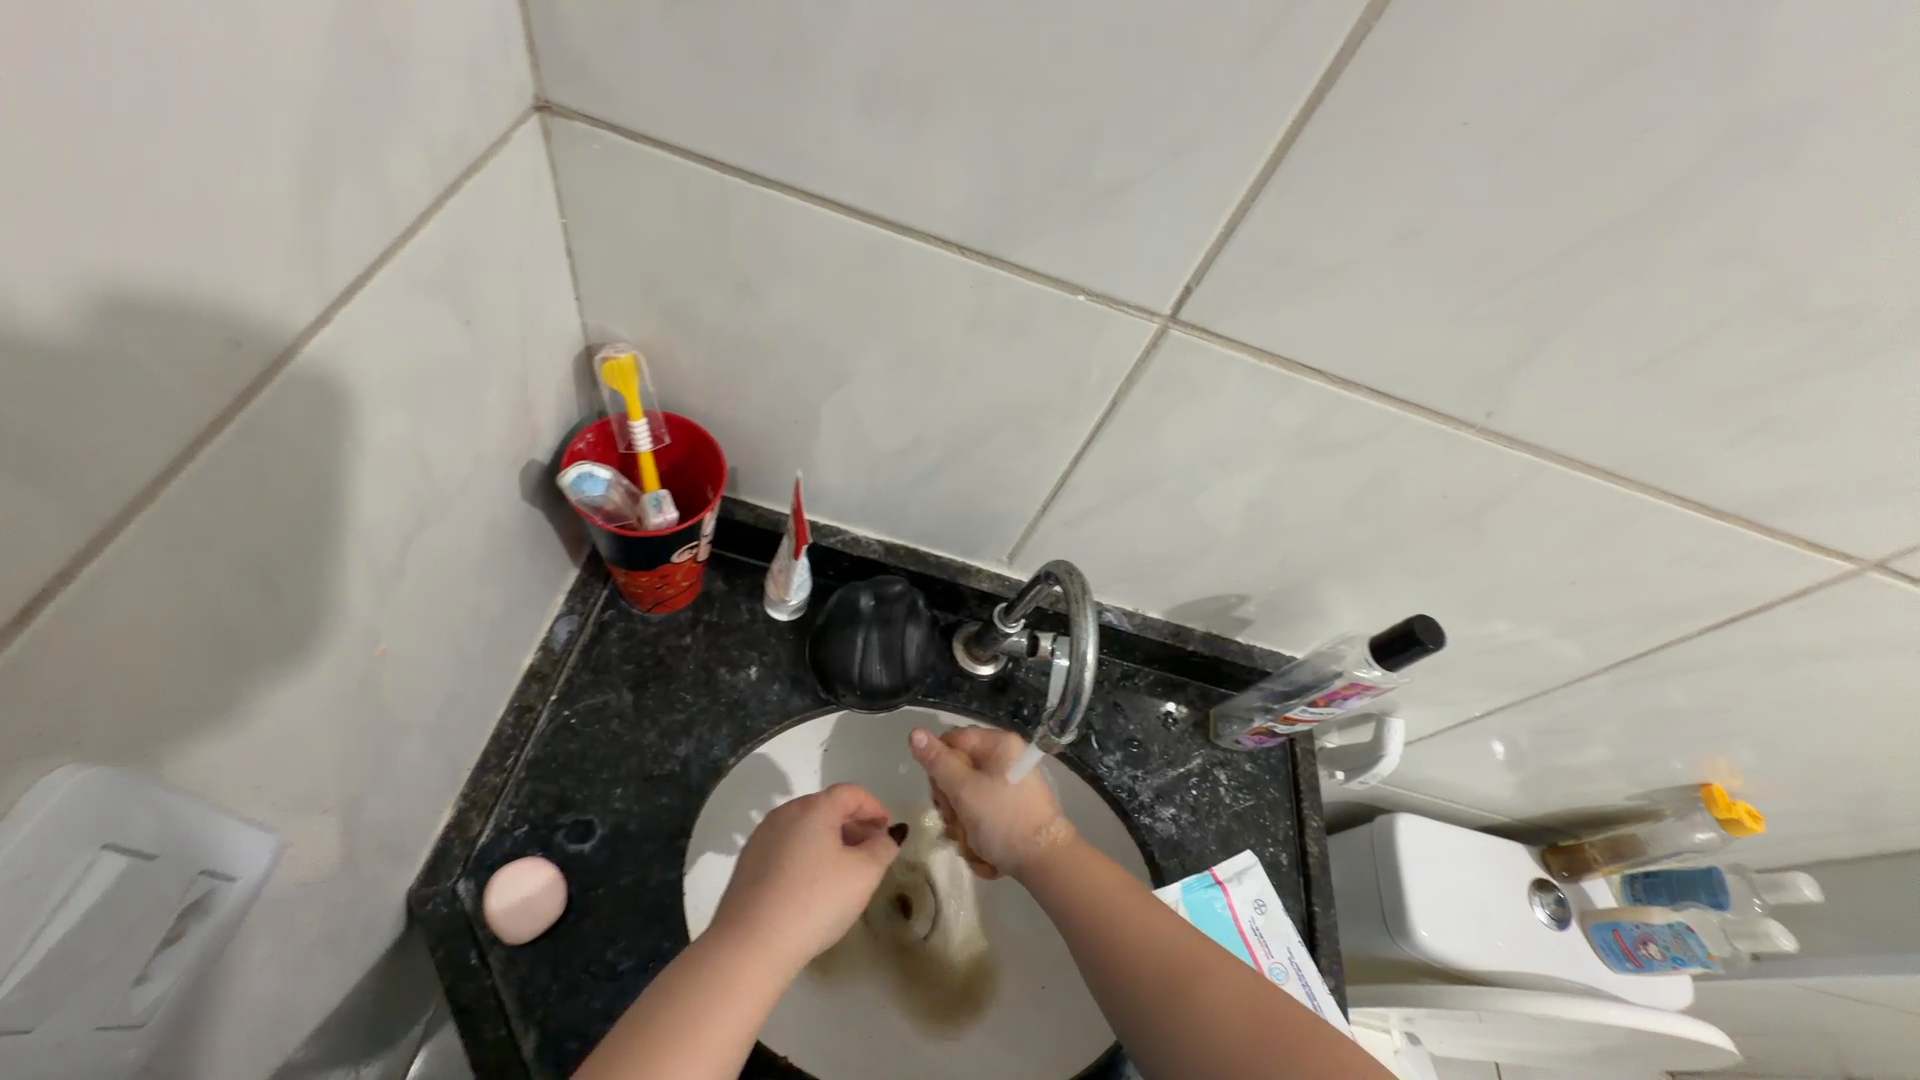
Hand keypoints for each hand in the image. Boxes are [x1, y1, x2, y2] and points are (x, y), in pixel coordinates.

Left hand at [708, 784, 901, 971]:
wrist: (751, 943)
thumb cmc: (816, 901)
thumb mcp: (864, 874)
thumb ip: (883, 847)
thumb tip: (888, 834)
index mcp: (813, 808)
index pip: (851, 793)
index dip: (875, 807)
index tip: (888, 831)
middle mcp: (784, 813)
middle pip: (826, 807)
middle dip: (854, 824)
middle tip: (872, 850)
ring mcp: (762, 837)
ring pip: (805, 827)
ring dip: (830, 839)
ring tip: (845, 869)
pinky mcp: (748, 862)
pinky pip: (787, 846)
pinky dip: (807, 854)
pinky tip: (813, 884)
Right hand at [909, 726, 1076, 879]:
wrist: (1044, 861)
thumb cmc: (1003, 819)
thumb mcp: (964, 790)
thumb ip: (937, 762)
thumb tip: (914, 732)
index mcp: (999, 744)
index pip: (953, 740)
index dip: (938, 765)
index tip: (940, 792)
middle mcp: (1006, 759)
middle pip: (958, 769)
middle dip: (950, 799)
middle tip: (955, 819)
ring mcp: (1010, 784)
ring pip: (966, 794)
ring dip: (960, 819)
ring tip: (967, 838)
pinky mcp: (1011, 807)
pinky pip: (981, 810)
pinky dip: (975, 828)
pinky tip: (978, 846)